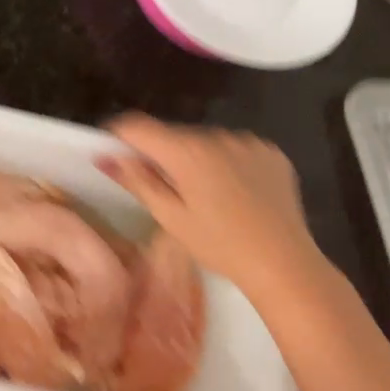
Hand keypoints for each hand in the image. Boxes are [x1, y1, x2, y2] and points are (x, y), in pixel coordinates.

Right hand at [98, 114, 330, 301]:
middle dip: (162, 155)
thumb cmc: (219, 245)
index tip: (114, 155)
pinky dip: (226, 163)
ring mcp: (247, 142)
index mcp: (186, 151)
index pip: (137, 126)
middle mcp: (216, 136)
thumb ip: (136, 180)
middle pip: (173, 135)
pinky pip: (234, 149)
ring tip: (206, 196)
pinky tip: (236, 193)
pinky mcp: (270, 152)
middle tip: (166, 191)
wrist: (285, 264)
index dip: (120, 136)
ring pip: (204, 142)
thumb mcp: (169, 217)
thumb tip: (104, 156)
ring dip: (196, 159)